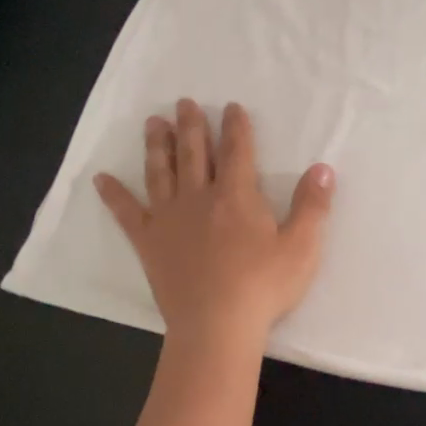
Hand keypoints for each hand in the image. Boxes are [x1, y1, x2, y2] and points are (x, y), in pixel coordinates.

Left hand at [96, 98, 332, 348]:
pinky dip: (114, 194)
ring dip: (157, 145)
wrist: (217, 323)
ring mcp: (168, 218)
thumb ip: (312, 206)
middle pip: (193, 154)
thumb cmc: (264, 286)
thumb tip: (323, 169)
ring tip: (153, 123)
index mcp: (237, 196)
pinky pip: (126, 212)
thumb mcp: (303, 247)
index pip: (237, 152)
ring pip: (160, 172)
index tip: (231, 107)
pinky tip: (102, 179)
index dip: (236, 128)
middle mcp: (198, 198)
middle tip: (184, 103)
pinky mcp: (148, 242)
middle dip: (191, 126)